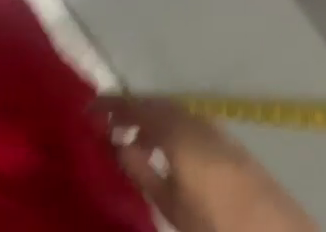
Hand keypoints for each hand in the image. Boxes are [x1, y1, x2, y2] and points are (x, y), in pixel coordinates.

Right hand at [96, 96, 316, 231]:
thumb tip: (117, 143)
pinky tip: (172, 159)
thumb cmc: (219, 228)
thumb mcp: (170, 206)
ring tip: (138, 148)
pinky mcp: (237, 151)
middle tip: (109, 128)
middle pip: (157, 106)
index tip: (88, 110)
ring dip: (154, 123)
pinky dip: (174, 133)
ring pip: (177, 116)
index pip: (136, 105)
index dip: (110, 106)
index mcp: (179, 132)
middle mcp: (199, 123)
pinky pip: (194, 128)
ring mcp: (222, 135)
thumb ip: (140, 170)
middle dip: (132, 112)